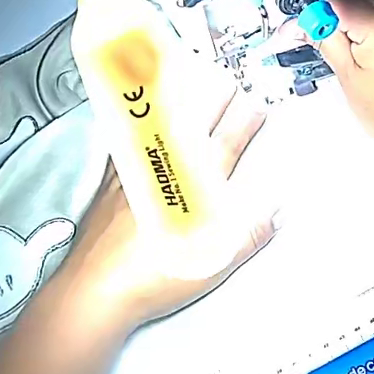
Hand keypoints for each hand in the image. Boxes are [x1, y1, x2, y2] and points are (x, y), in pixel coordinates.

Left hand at [58, 89, 277, 330]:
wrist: (97, 292)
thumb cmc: (150, 279)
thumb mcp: (213, 263)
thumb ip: (249, 235)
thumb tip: (276, 215)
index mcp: (194, 192)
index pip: (226, 148)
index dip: (243, 124)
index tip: (254, 106)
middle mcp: (165, 178)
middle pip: (196, 131)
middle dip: (214, 103)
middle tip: (224, 82)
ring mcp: (138, 178)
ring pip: (160, 131)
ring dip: (175, 106)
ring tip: (182, 85)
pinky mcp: (113, 187)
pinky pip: (125, 146)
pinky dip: (132, 128)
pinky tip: (130, 121)